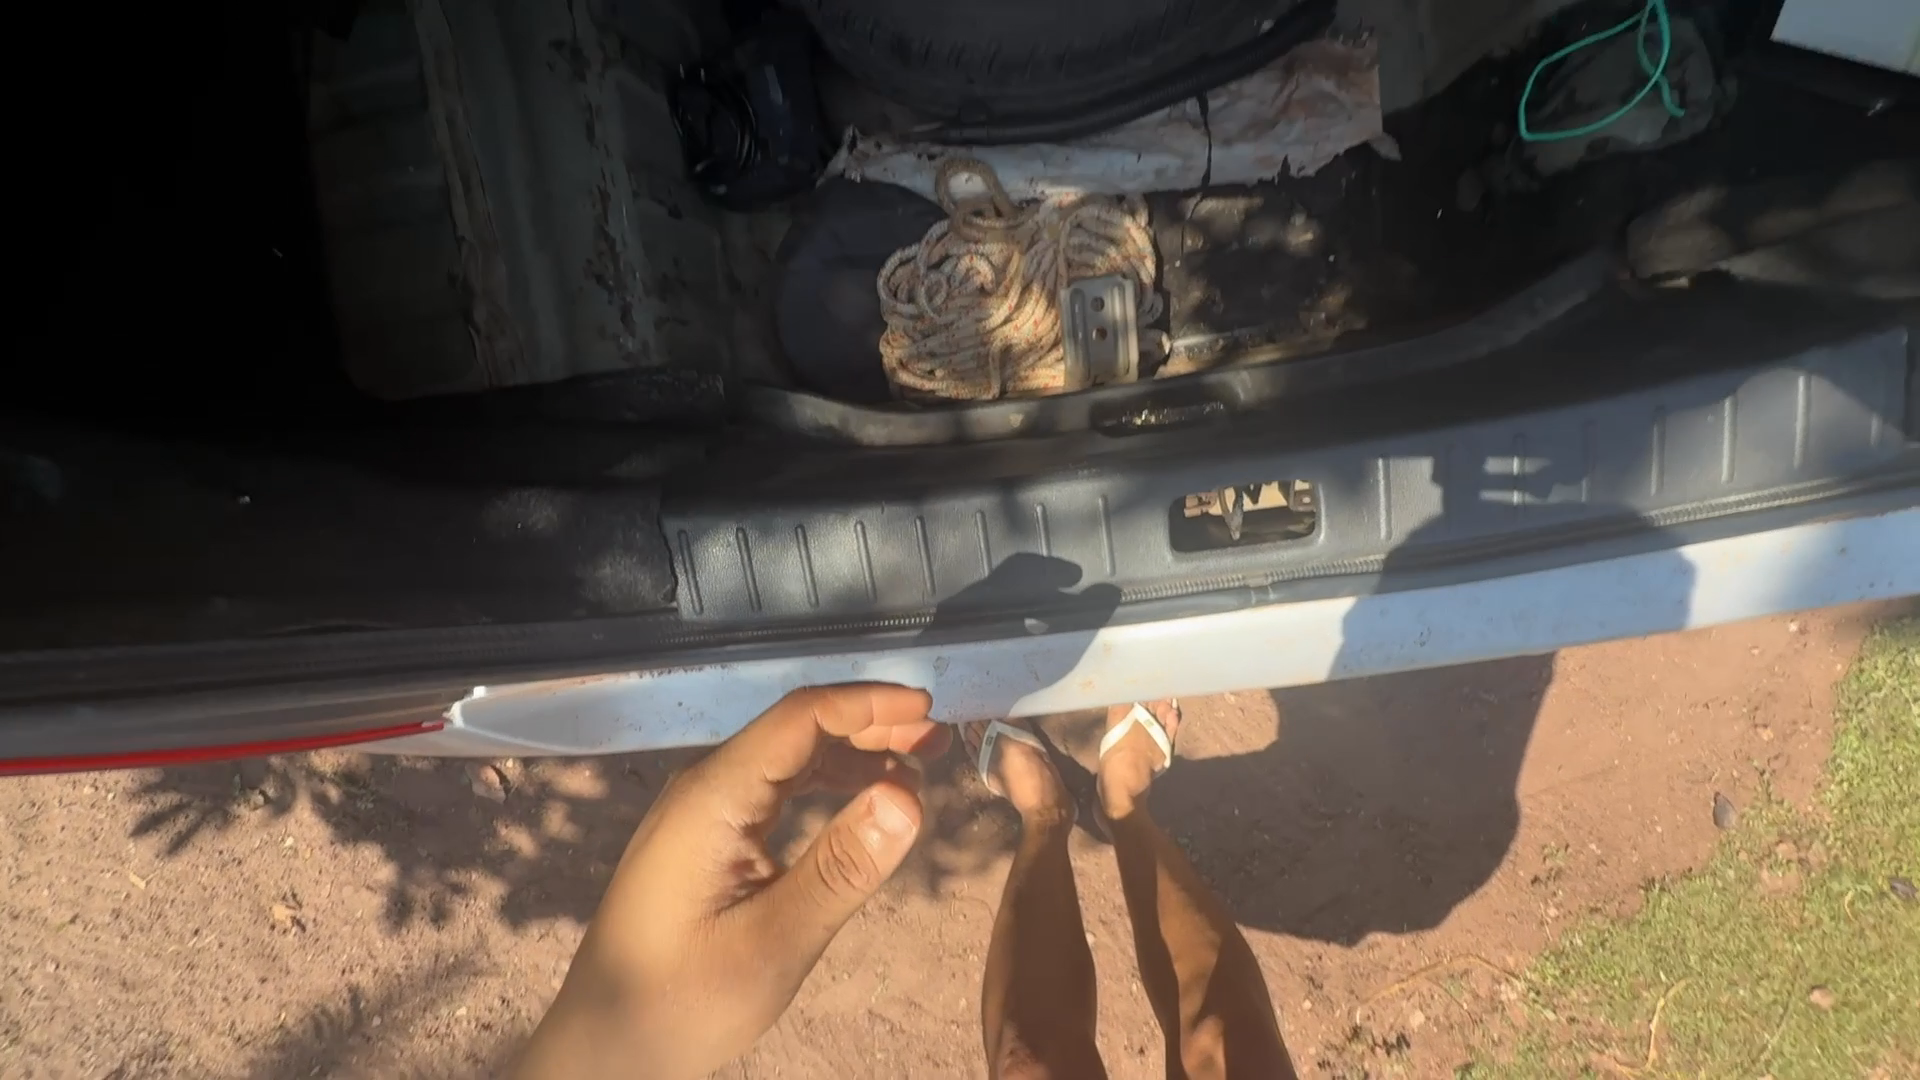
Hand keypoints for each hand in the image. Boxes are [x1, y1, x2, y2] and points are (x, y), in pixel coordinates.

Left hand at [515, 684, 948, 1079]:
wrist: (600, 1052)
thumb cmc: (679, 1004)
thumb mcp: (772, 946)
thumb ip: (841, 868)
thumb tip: (912, 795)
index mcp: (715, 794)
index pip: (801, 716)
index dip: (868, 704)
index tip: (928, 710)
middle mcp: (710, 782)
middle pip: (800, 727)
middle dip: (872, 724)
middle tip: (937, 739)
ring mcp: (709, 804)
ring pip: (794, 753)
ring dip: (858, 751)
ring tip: (919, 765)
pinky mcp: (714, 828)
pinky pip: (782, 785)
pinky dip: (833, 782)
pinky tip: (868, 799)